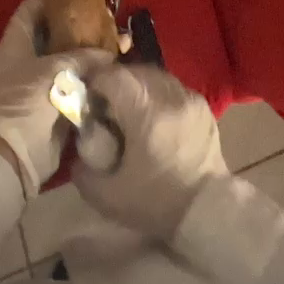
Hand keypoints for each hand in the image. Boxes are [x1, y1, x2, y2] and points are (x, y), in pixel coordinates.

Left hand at [0, 0, 109, 197]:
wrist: (16, 155)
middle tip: (109, 17)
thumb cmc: (28, 100)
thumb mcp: (58, 68)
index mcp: (16, 43)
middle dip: (80, 27)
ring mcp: (40, 85)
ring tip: (120, 43)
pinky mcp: (54, 108)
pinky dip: (93, 81)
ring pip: (69, 61)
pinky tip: (116, 72)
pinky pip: (77, 87)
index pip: (31, 8)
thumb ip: (85, 55)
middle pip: (54, 34)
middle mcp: (26, 60)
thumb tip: (109, 52)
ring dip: (91, 56)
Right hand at [72, 64, 226, 239]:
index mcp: (148, 113)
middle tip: (104, 105)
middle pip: (135, 71)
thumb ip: (83, 168)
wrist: (206, 211)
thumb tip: (77, 147)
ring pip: (155, 76)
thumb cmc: (156, 204)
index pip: (115, 77)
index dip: (95, 82)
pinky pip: (172, 87)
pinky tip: (152, 116)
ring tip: (127, 109)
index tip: (86, 98)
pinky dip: (157, 93)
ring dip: (137, 85)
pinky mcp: (202, 105)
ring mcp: (190, 98)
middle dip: (115, 82)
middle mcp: (171, 96)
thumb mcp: (107, 195)